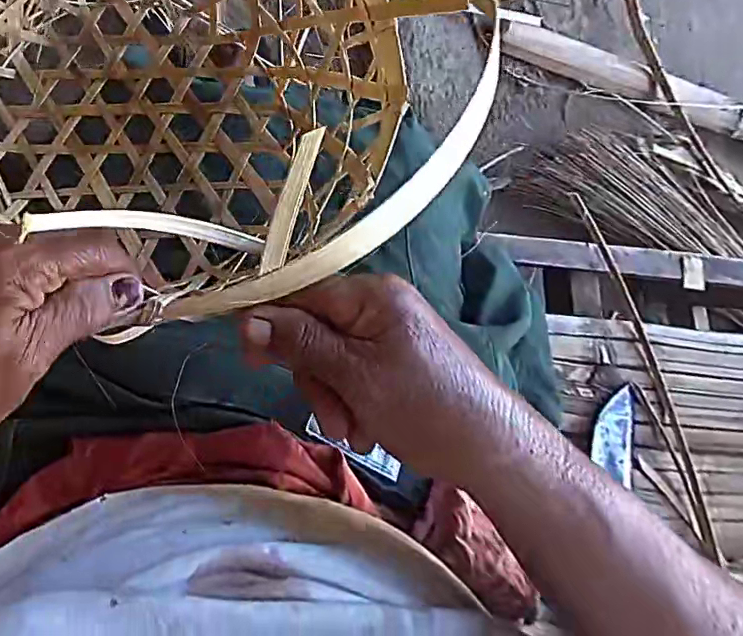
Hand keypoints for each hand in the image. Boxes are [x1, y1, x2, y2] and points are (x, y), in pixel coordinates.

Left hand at [0, 225, 142, 459]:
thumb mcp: (28, 356)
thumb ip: (80, 310)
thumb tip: (129, 287)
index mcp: (12, 257)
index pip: (90, 246)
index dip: (127, 269)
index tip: (152, 295)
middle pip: (64, 241)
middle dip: (97, 271)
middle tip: (121, 310)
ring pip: (36, 246)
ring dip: (65, 272)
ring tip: (82, 311)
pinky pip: (7, 253)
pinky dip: (32, 273)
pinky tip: (35, 304)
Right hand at [240, 273, 512, 482]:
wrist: (496, 450)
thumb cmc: (424, 407)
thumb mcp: (354, 376)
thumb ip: (300, 343)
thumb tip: (246, 320)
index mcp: (369, 293)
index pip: (300, 292)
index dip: (269, 320)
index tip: (248, 355)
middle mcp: (377, 303)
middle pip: (314, 328)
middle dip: (315, 376)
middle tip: (330, 417)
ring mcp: (388, 330)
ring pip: (331, 354)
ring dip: (333, 395)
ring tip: (355, 430)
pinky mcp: (396, 356)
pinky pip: (353, 368)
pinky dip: (352, 398)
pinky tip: (367, 427)